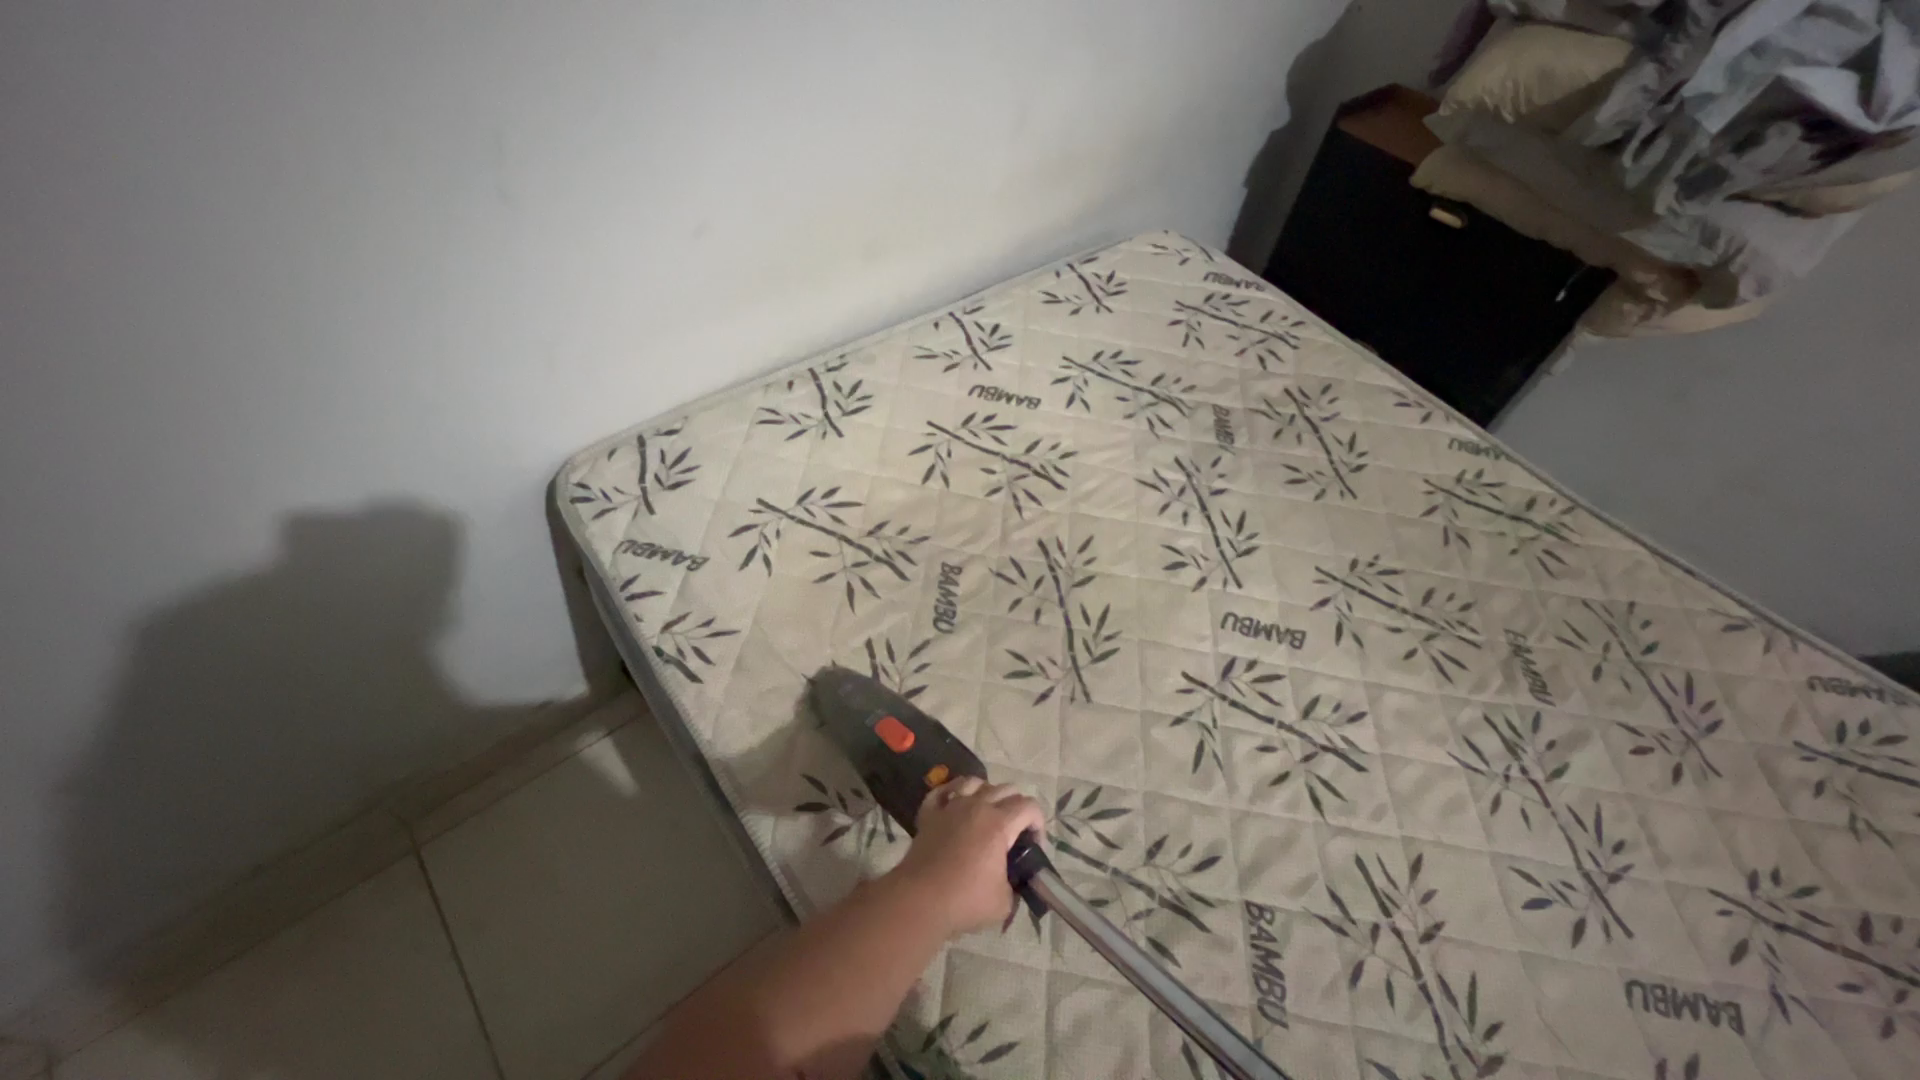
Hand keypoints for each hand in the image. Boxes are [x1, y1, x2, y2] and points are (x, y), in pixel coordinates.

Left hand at [887, 777, 1044, 936]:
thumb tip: (1012, 882)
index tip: (1034, 847)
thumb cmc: (965, 900)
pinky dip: (953, 793)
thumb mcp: (1005, 901)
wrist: (919, 900)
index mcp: (999, 823)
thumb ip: (1015, 885)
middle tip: (1015, 834)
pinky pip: (943, 791)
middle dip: (1017, 807)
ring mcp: (950, 806)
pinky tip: (956, 804)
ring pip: (974, 782)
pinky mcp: (929, 814)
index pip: (1029, 806)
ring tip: (988, 814)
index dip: (1038, 824)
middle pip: (1005, 789)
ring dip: (987, 794)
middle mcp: (976, 806)